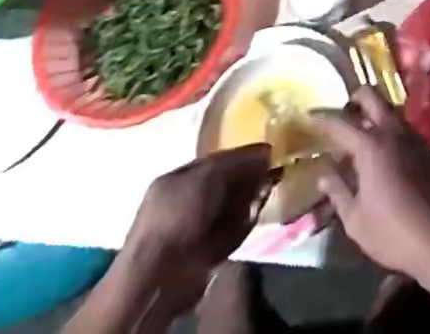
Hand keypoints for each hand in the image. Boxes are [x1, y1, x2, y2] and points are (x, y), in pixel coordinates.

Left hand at [123, 143, 273, 273]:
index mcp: (177, 179)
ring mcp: (193, 229)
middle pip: (225, 184)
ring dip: (247, 203)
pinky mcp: (204, 253)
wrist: (160, 275)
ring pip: (230, 209)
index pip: (216, 161)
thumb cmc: (178, 216)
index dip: (242, 156)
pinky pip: (230, 232)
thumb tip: (264, 153)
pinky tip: (251, 221)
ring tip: (260, 200)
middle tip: (269, 177)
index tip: (268, 154)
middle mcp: (183, 202)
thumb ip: (236, 162)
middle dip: (247, 181)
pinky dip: (242, 226)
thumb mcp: (207, 176)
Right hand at [309, 87, 429, 278]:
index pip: (340, 122)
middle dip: (353, 100)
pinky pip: (402, 125)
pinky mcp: (426, 147)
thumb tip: (324, 173)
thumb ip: (338, 191)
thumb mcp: (355, 219)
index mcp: (371, 146)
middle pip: (371, 96)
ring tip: (359, 137)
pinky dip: (387, 128)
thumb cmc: (393, 232)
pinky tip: (381, 153)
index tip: (309, 116)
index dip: (322, 118)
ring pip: (389, 108)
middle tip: (341, 119)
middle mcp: (393, 132)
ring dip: (373, 113)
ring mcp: (413, 136)